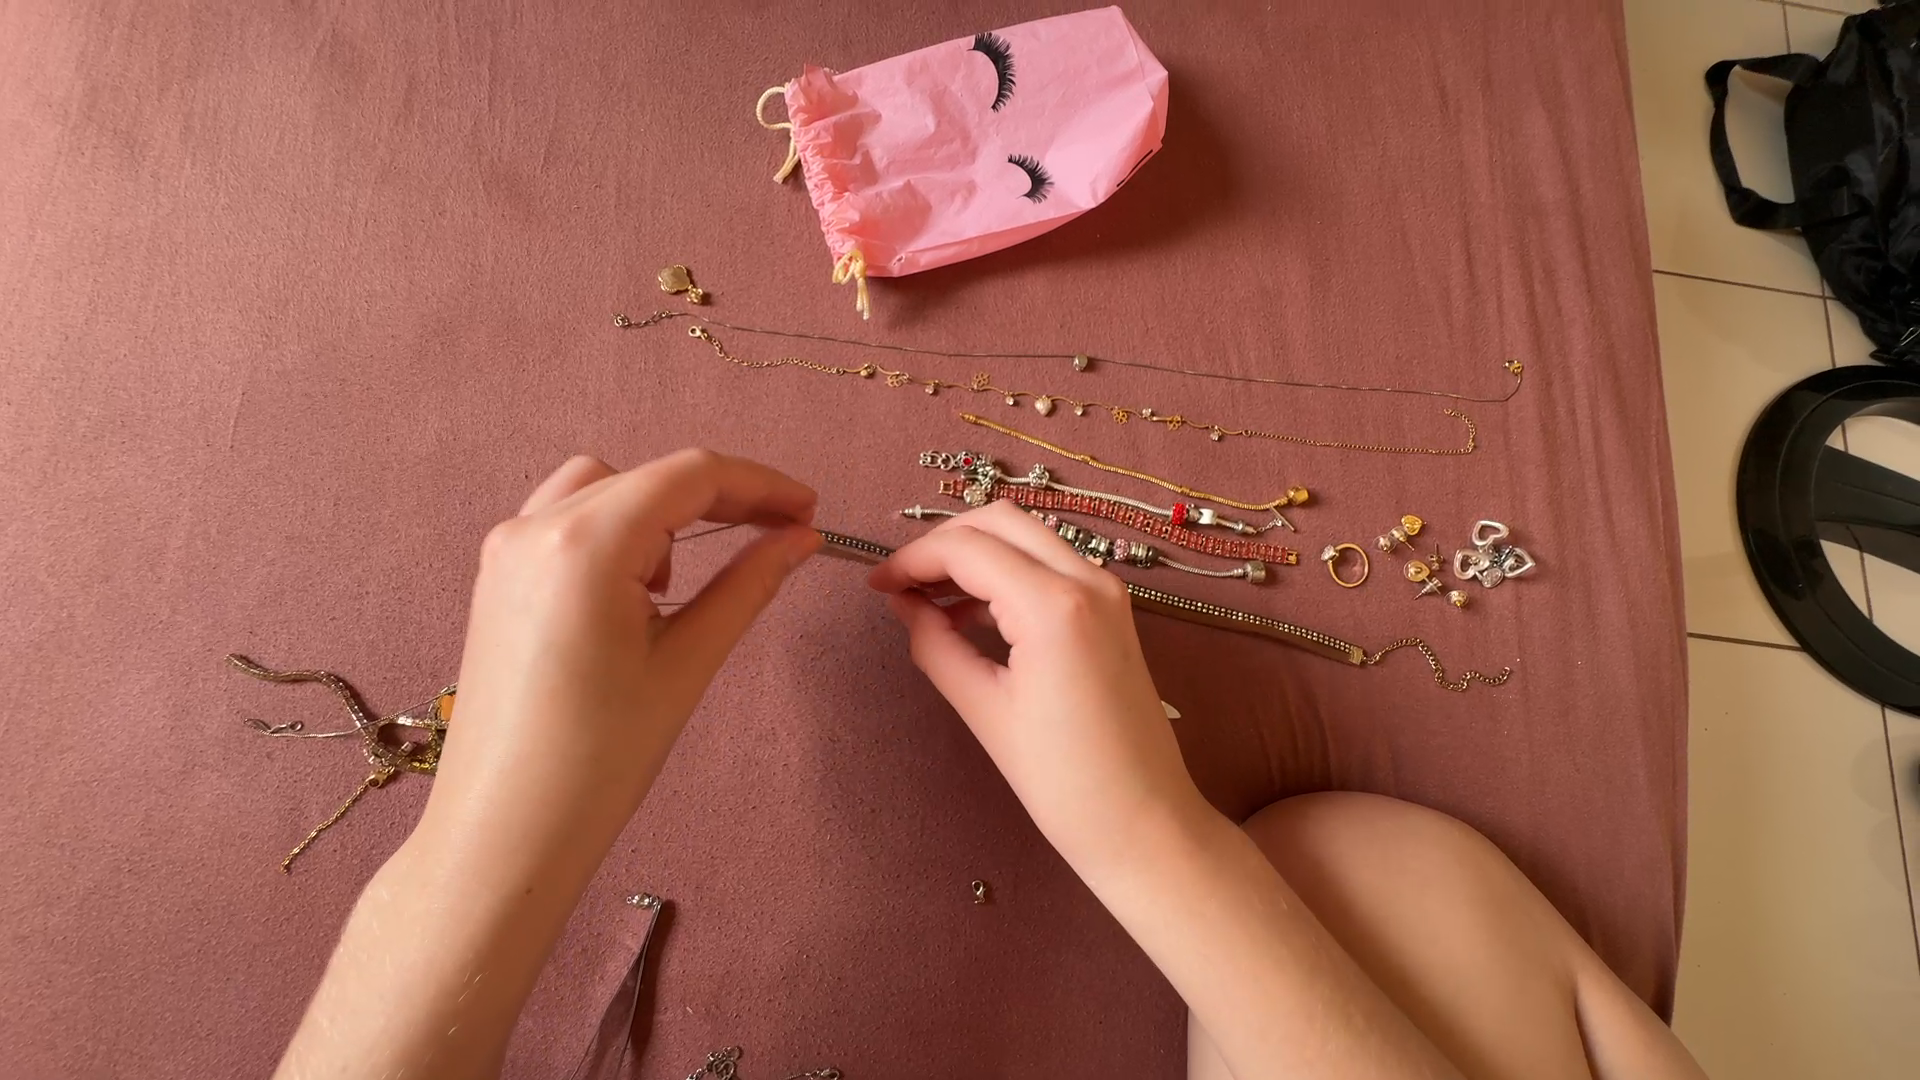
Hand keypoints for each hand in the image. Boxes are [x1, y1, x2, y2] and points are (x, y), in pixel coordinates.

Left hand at [423, 449, 819, 877]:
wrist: (504, 834)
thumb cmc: (604, 756)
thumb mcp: (690, 660)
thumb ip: (751, 582)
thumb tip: (803, 536)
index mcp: (585, 544)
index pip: (691, 476)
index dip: (761, 483)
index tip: (810, 509)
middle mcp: (536, 525)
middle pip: (654, 477)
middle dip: (725, 496)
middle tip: (784, 528)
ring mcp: (508, 547)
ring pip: (609, 485)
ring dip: (669, 507)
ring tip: (697, 569)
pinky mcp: (500, 574)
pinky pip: (572, 516)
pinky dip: (623, 526)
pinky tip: (641, 584)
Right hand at [866, 500, 1207, 864]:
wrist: (1145, 822)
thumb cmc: (1062, 781)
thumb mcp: (985, 710)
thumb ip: (935, 645)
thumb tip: (904, 604)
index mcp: (1054, 605)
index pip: (967, 549)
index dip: (912, 560)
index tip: (877, 584)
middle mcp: (1087, 578)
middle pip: (999, 521)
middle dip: (943, 542)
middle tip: (903, 583)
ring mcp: (1107, 590)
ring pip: (1026, 536)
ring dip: (975, 553)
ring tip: (929, 599)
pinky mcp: (1112, 608)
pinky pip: (1049, 564)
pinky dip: (1006, 571)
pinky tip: (971, 611)